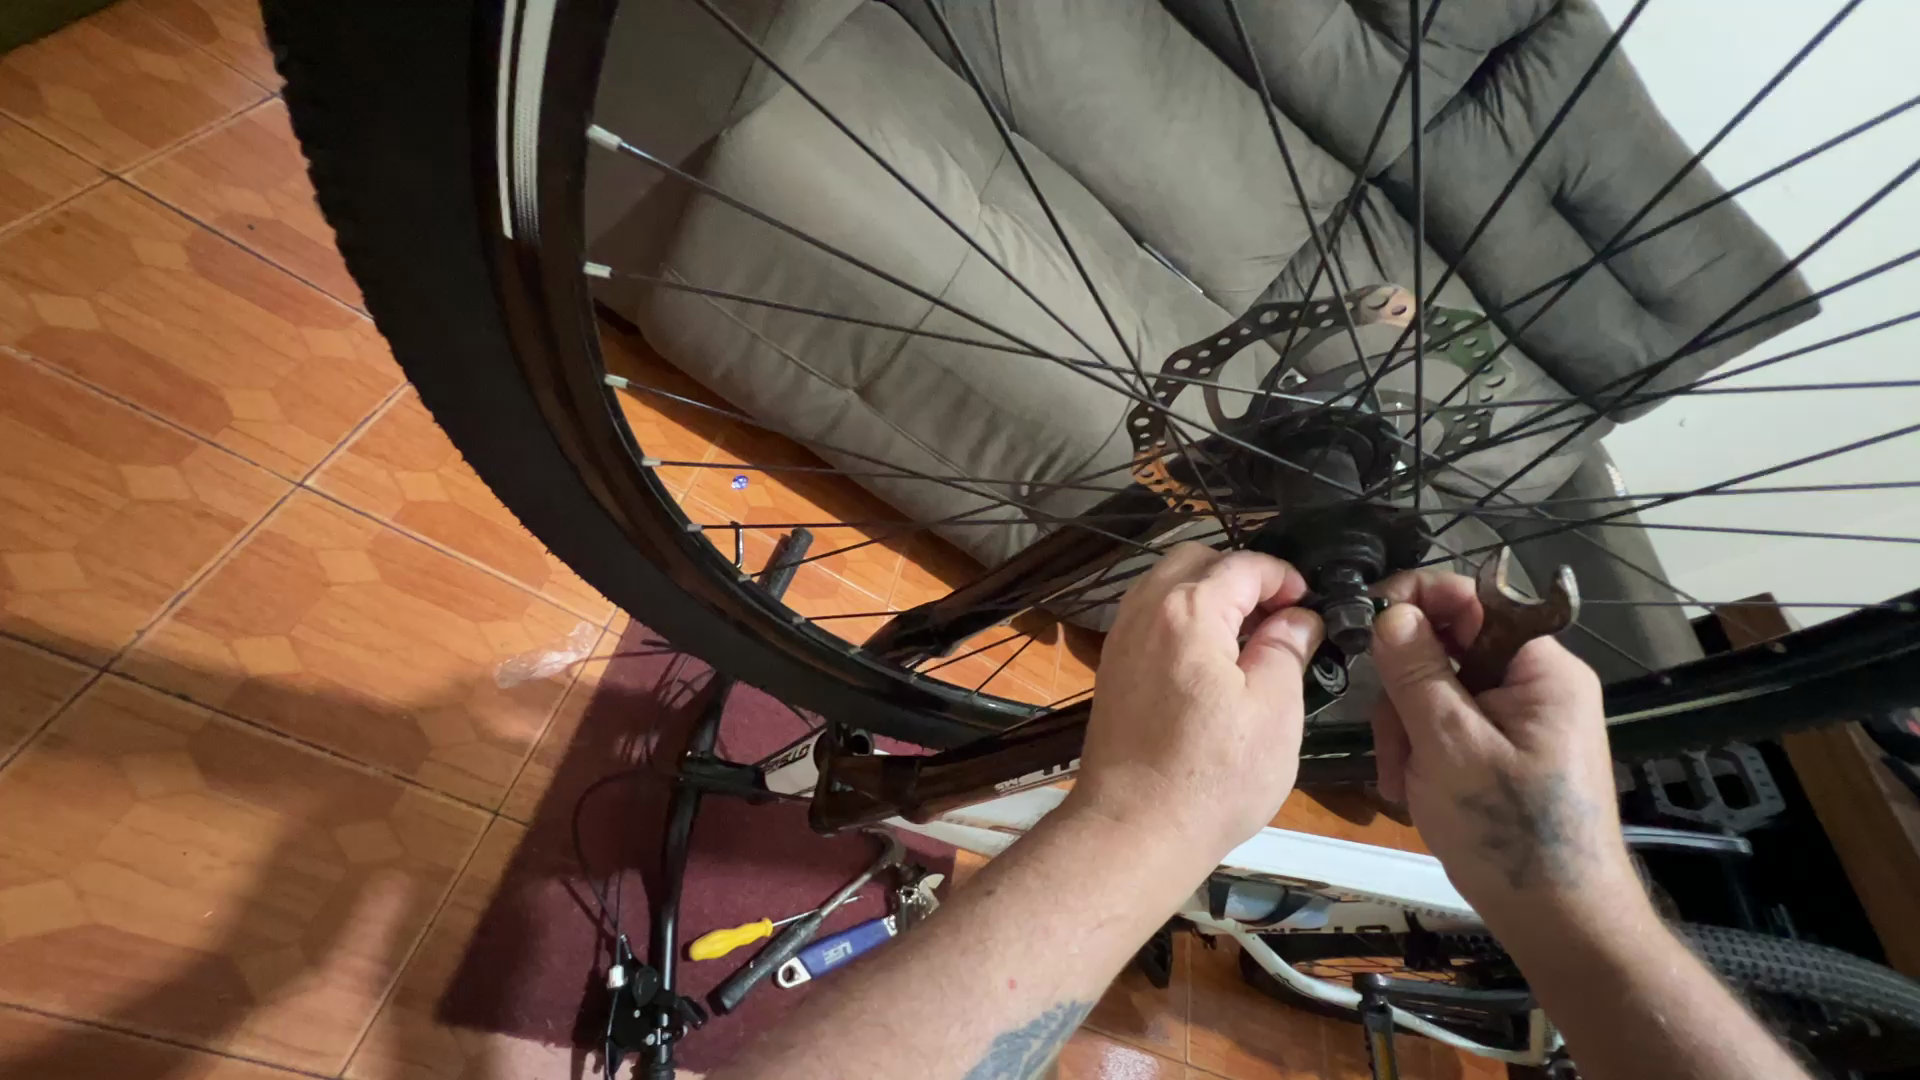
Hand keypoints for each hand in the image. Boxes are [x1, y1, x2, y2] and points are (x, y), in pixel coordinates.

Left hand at [1065, 543, 1323, 867]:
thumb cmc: (1213, 775)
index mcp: (1188, 610)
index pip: (1243, 564)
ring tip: (1247, 635)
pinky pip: (1149, 614)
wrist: (1134, 824)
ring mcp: (1121, 634)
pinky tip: (1209, 656)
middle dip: (1241, 574)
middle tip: (1278, 615)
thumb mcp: (1273, 711)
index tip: (1309, 605)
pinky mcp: (1112, 662)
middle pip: (1196, 560)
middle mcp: (1146, 609)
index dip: (1284, 577)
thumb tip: (1299, 617)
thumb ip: (1286, 649)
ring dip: (1208, 592)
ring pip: (1167, 583)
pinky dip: (1181, 615)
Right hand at [1370, 570, 1648, 941]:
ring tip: (1401, 777)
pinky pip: (1437, 719)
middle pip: (1440, 645)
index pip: (1469, 599)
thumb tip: (1388, 610)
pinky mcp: (1493, 743)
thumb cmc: (1510, 830)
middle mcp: (1527, 681)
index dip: (1412, 599)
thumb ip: (1417, 672)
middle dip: (1401, 690)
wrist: (1555, 919)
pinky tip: (1410, 785)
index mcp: (1537, 668)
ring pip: (1429, 686)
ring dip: (1402, 727)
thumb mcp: (1450, 745)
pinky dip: (1414, 747)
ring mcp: (1510, 714)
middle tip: (1389, 737)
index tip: (1360, 622)